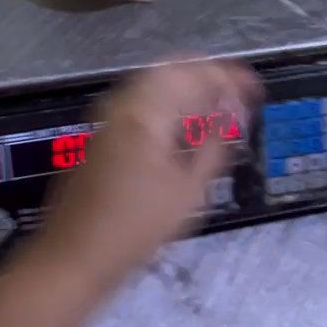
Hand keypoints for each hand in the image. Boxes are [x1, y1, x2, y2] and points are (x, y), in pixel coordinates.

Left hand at [29, 59, 260, 289]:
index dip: (228, 78)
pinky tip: (183, 127)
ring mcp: (105, 117)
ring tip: (216, 108)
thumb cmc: (136, 227)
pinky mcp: (98, 133)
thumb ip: (215, 144)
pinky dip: (166, 104)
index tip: (253, 88)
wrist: (73, 256)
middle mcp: (122, 103)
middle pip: (171, 70)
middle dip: (207, 77)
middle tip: (235, 93)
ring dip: (187, 89)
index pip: (194, 75)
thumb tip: (233, 113)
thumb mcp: (189, 190)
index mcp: (145, 111)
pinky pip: (139, 102)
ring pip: (153, 84)